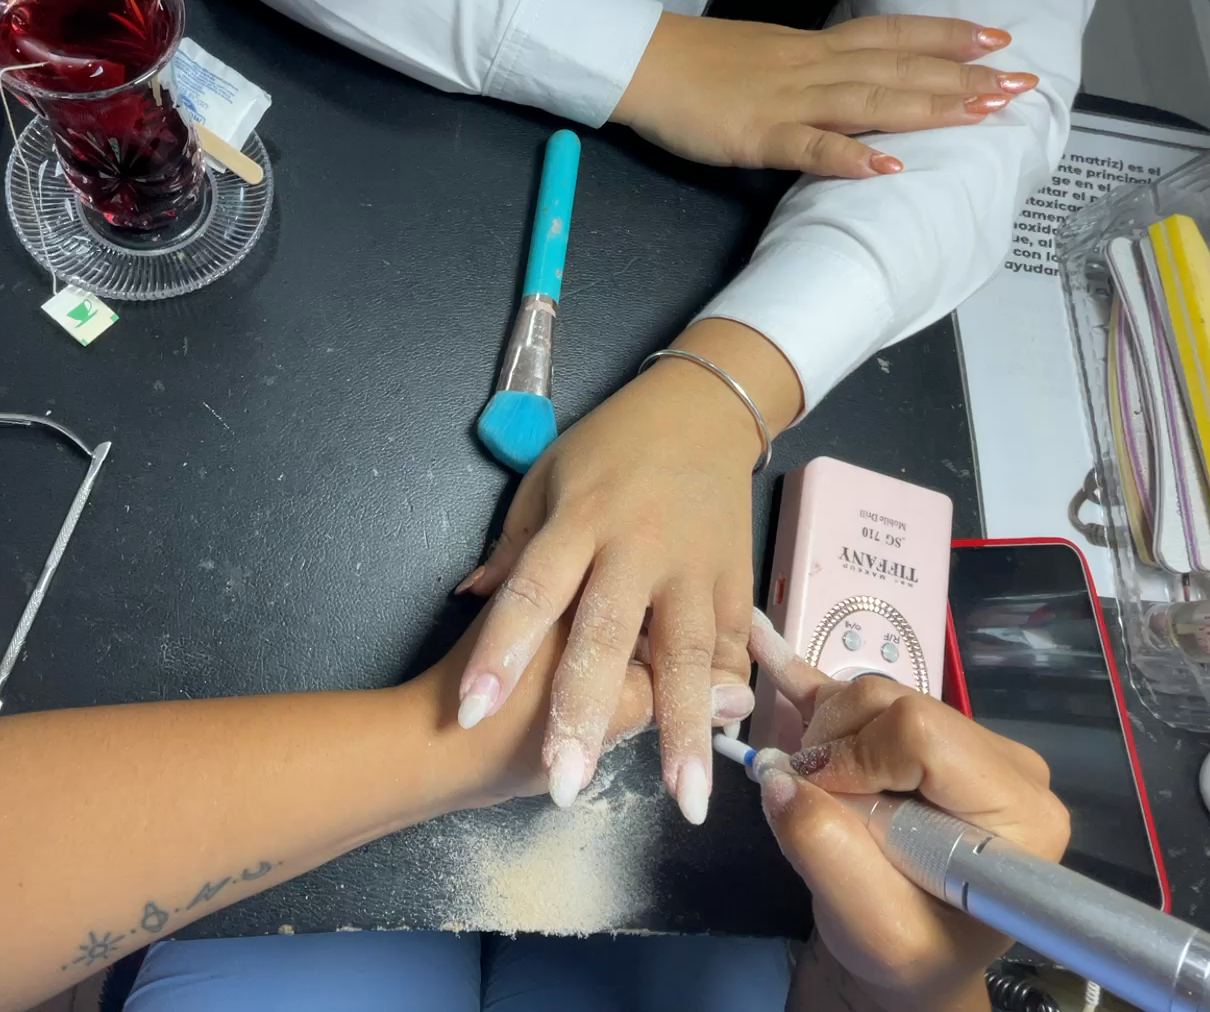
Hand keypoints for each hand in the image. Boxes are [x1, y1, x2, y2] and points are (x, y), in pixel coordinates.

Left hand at [452, 319, 797, 823]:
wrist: (701, 410)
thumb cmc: (609, 445)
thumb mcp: (547, 479)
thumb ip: (514, 546)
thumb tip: (471, 597)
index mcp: (577, 519)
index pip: (531, 592)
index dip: (500, 653)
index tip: (471, 712)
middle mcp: (635, 546)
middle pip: (605, 635)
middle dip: (584, 713)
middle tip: (563, 786)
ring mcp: (694, 563)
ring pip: (686, 652)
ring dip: (683, 729)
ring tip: (683, 800)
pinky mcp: (738, 575)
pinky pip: (730, 641)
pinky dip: (726, 694)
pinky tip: (724, 744)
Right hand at [612, 12, 1035, 177]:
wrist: (648, 66)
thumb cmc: (695, 66)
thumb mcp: (757, 61)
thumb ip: (796, 74)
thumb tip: (822, 91)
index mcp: (809, 50)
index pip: (891, 37)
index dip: (945, 37)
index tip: (994, 40)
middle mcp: (811, 69)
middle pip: (897, 68)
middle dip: (961, 75)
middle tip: (1016, 86)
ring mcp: (788, 102)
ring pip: (870, 100)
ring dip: (929, 107)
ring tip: (981, 114)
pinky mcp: (758, 136)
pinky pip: (812, 146)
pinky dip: (851, 155)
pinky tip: (887, 166)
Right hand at [749, 613, 1070, 1009]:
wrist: (907, 947)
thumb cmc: (906, 947)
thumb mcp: (870, 926)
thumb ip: (826, 850)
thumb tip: (779, 777)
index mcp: (1014, 808)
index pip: (920, 732)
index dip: (854, 757)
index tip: (821, 797)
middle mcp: (1000, 760)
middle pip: (889, 703)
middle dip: (830, 743)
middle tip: (810, 794)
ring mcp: (956, 736)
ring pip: (865, 693)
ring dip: (819, 731)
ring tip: (809, 779)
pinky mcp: (910, 726)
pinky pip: (850, 688)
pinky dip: (801, 672)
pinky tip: (762, 640)